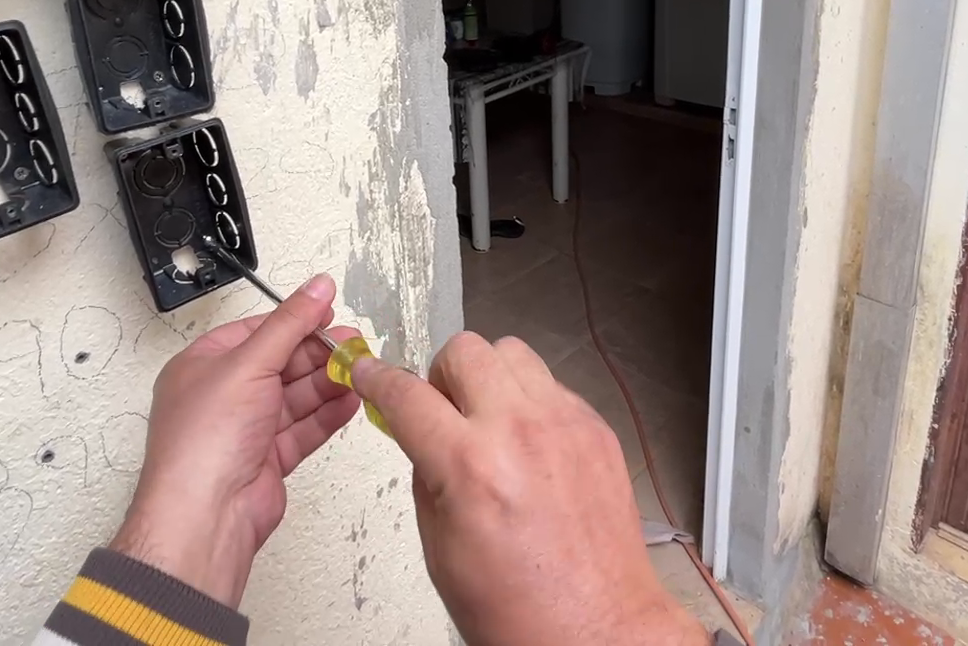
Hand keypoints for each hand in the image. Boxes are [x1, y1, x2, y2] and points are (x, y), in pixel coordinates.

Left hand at [111, 274, 360, 606]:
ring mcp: (244, 429)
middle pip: (281, 362)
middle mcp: (222, 396)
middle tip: (353, 342)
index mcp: (204, 365)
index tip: (328, 312)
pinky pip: (302, 428)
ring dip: (327, 382)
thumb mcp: (251, 362)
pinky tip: (350, 401)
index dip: (294, 320)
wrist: (206, 519)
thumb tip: (318, 286)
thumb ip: (291, 323)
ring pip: (295, 396)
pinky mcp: (266, 459)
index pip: (257, 331)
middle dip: (318, 353)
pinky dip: (326, 414)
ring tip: (359, 369)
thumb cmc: (204, 442)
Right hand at [353, 332, 706, 645]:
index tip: (369, 372)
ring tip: (492, 419)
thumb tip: (420, 430)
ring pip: (512, 351)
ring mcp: (563, 422)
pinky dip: (529, 400)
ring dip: (490, 376)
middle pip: (465, 349)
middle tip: (447, 410)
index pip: (408, 396)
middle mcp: (519, 431)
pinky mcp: (594, 425)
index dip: (378, 379)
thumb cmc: (518, 608)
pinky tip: (531, 442)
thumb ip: (426, 473)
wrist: (598, 630)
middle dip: (442, 375)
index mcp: (470, 467)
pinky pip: (549, 383)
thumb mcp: (441, 549)